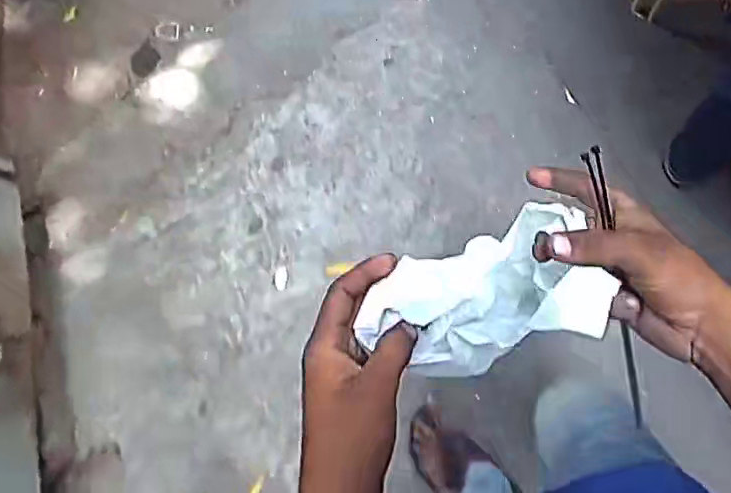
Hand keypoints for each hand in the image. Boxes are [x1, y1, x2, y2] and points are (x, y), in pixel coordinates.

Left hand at [301, 254, 418, 492]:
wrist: (339, 489)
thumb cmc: (351, 437)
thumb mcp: (375, 387)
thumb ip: (393, 349)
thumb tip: (408, 322)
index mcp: (322, 345)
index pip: (340, 294)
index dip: (365, 273)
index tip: (391, 262)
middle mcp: (326, 352)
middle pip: (348, 307)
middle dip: (375, 288)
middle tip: (403, 276)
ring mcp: (336, 370)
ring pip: (359, 328)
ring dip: (382, 313)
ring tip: (408, 300)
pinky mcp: (349, 387)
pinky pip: (366, 349)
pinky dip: (385, 338)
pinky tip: (404, 337)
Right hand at [527, 167, 730, 367]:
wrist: (704, 328)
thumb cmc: (678, 276)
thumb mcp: (635, 250)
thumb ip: (591, 245)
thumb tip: (551, 244)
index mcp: (621, 213)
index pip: (584, 187)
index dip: (558, 180)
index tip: (532, 177)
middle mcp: (611, 235)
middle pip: (570, 227)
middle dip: (555, 237)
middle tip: (542, 250)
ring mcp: (609, 265)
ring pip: (572, 260)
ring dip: (570, 271)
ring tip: (581, 284)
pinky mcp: (608, 293)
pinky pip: (582, 288)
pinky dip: (588, 295)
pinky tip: (614, 303)